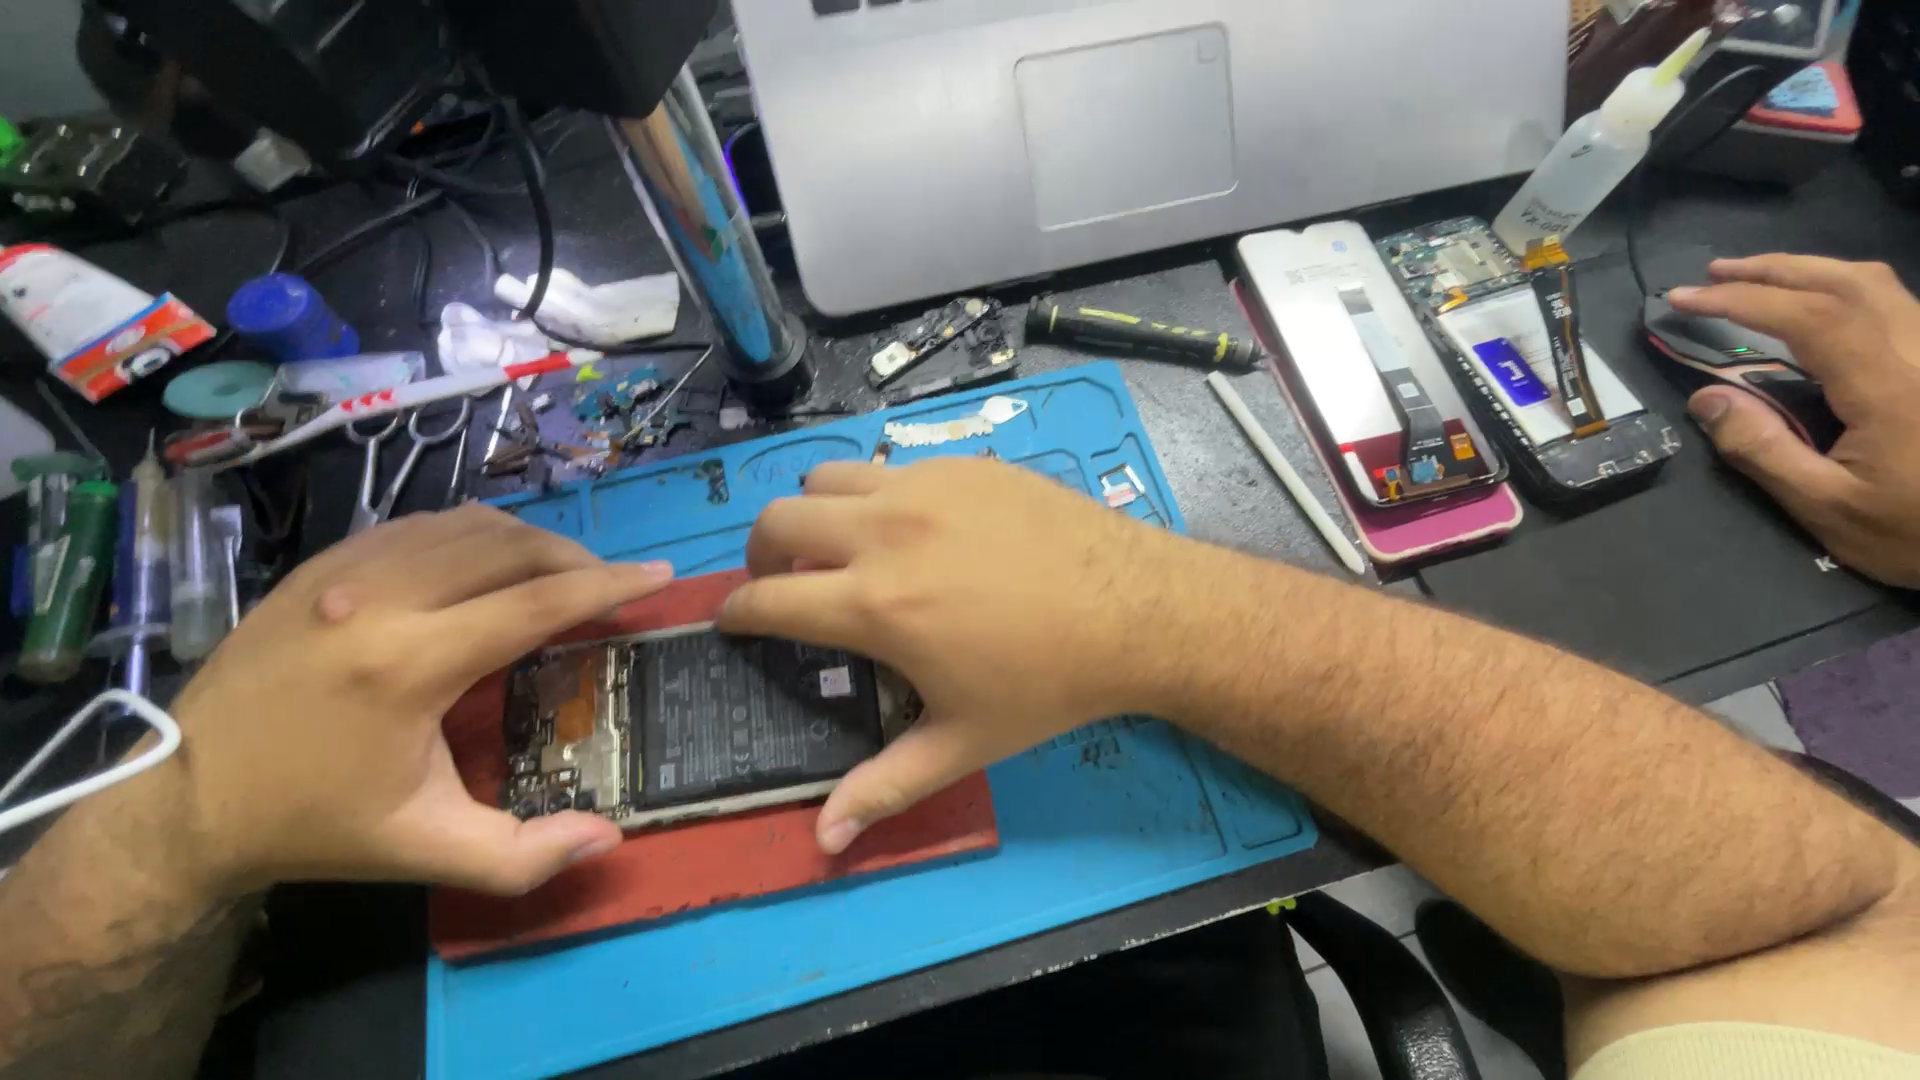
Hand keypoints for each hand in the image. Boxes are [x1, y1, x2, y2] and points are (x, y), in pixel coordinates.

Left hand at [170, 505, 672, 897]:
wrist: (182, 803)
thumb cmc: (316, 822)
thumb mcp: (422, 850)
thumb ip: (522, 854)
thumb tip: (609, 837)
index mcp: (408, 663)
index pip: (538, 601)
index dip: (611, 585)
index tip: (659, 575)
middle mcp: (378, 598)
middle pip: (514, 548)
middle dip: (580, 560)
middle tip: (611, 587)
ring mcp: (344, 571)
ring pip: (473, 526)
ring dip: (533, 543)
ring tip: (561, 575)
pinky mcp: (323, 563)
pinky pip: (428, 526)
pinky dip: (481, 536)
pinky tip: (493, 566)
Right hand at [719, 459, 1190, 852]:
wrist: (1134, 610)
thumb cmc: (1046, 684)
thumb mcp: (963, 744)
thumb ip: (885, 787)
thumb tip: (823, 840)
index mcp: (876, 604)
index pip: (767, 598)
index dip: (735, 612)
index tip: (733, 621)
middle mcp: (885, 532)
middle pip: (776, 518)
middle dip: (759, 553)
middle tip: (783, 581)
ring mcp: (925, 486)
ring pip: (826, 478)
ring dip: (814, 512)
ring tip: (841, 546)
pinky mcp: (963, 463)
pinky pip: (889, 465)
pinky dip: (874, 494)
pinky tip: (913, 526)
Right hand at [1669, 256, 1919, 586]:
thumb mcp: (1826, 507)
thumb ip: (1762, 449)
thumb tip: (1707, 397)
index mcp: (1894, 388)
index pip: (1812, 317)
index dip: (1743, 299)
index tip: (1684, 300)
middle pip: (1854, 284)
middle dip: (1777, 271)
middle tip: (1712, 275)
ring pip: (1883, 289)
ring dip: (1811, 275)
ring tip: (1754, 281)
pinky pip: (1899, 309)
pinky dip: (1844, 294)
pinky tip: (1812, 308)